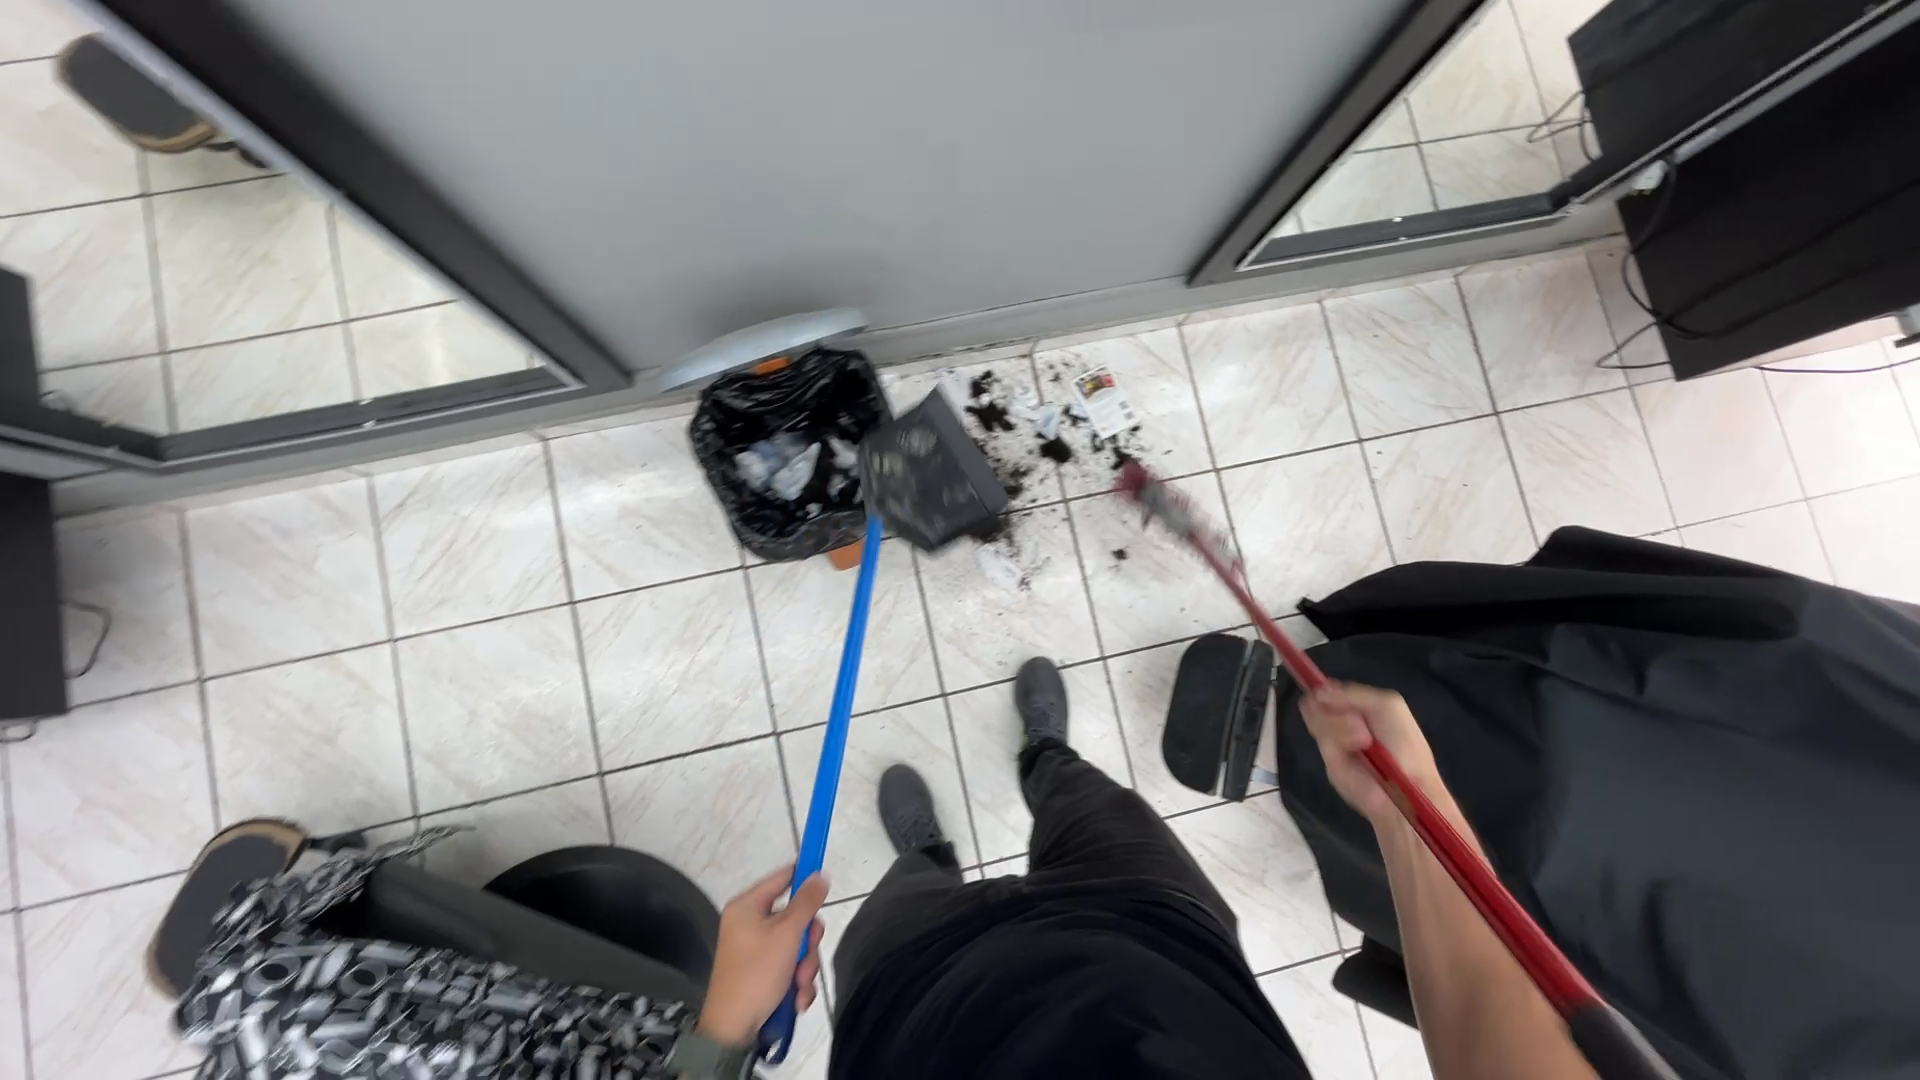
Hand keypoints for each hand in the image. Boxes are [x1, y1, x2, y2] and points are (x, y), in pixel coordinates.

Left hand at [697, 865, 829, 1044]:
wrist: (733, 1030)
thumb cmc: (757, 973)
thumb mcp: (787, 934)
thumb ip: (807, 902)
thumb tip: (820, 874)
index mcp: (747, 906)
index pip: (783, 876)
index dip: (806, 876)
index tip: (827, 884)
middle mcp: (750, 923)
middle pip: (795, 916)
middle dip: (807, 941)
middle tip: (807, 954)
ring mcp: (755, 949)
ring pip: (796, 944)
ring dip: (805, 966)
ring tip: (799, 985)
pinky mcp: (761, 972)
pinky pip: (789, 965)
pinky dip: (796, 981)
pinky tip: (796, 998)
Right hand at [1299, 681, 1440, 827]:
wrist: (1404, 787)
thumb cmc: (1404, 744)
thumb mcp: (1388, 705)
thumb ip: (1353, 693)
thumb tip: (1317, 692)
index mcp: (1358, 709)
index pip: (1328, 691)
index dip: (1325, 690)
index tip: (1325, 691)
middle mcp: (1341, 722)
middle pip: (1315, 701)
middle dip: (1332, 706)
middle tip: (1354, 718)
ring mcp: (1332, 740)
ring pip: (1314, 716)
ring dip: (1340, 724)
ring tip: (1363, 739)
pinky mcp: (1326, 758)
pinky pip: (1320, 736)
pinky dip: (1338, 737)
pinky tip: (1355, 747)